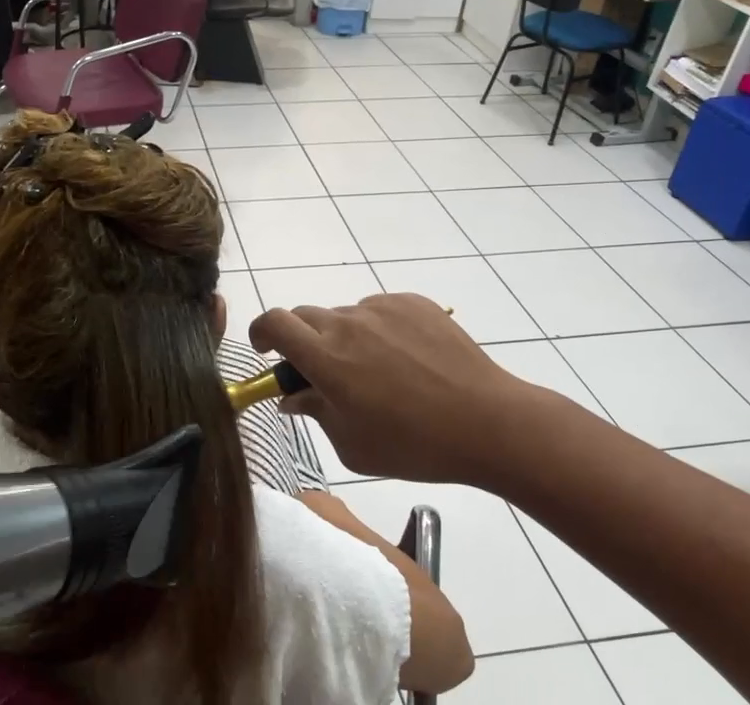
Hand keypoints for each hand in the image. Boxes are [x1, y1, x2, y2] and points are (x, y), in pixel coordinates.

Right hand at [249, 294, 548, 485]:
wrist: (487, 422)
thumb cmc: (414, 446)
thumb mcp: (352, 445)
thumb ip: (315, 413)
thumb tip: (292, 397)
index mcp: (326, 359)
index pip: (274, 323)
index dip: (261, 332)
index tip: (265, 350)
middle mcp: (348, 325)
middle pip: (305, 316)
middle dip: (302, 341)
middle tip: (323, 373)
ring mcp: (382, 309)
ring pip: (345, 316)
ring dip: (344, 338)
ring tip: (377, 373)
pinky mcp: (413, 303)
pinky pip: (380, 311)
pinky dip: (378, 330)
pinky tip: (405, 361)